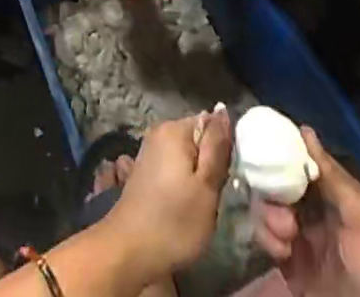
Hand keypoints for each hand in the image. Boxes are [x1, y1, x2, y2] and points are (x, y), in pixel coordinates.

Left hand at [102, 108, 233, 276]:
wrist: (130, 249)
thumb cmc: (175, 220)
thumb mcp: (206, 186)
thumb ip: (217, 146)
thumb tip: (222, 110)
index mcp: (174, 129)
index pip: (211, 124)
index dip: (224, 149)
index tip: (229, 176)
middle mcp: (159, 132)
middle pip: (198, 139)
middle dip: (211, 163)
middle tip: (215, 193)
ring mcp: (149, 151)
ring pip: (187, 156)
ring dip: (198, 176)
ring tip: (201, 202)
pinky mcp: (145, 170)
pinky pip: (174, 167)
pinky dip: (183, 182)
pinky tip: (185, 204)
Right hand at [252, 127, 359, 296]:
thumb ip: (332, 177)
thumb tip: (304, 130)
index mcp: (344, 201)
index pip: (308, 167)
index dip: (286, 155)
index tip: (264, 144)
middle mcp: (323, 218)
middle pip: (284, 188)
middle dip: (273, 187)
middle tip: (273, 195)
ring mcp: (308, 246)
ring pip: (273, 213)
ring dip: (270, 214)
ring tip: (284, 231)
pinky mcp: (295, 273)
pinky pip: (270, 244)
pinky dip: (267, 240)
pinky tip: (279, 249)